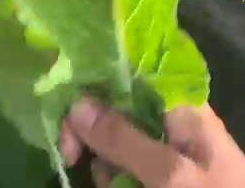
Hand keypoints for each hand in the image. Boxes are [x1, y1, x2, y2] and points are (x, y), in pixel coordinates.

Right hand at [58, 97, 244, 187]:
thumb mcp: (170, 177)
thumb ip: (123, 139)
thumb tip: (75, 102)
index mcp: (178, 102)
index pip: (127, 68)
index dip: (92, 81)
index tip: (66, 108)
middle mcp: (170, 118)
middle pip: (114, 106)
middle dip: (90, 131)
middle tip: (70, 156)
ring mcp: (167, 152)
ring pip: (115, 144)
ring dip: (102, 165)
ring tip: (109, 186)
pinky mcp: (163, 178)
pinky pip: (125, 170)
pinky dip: (113, 180)